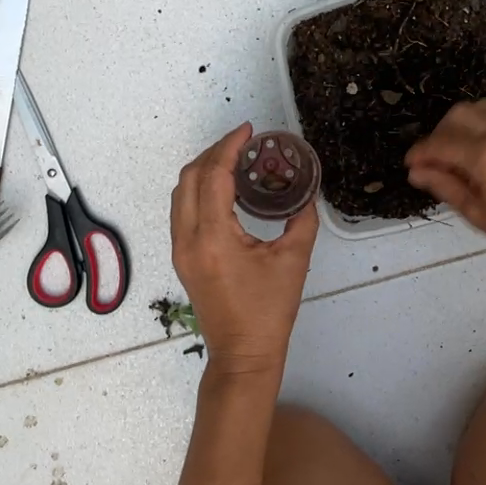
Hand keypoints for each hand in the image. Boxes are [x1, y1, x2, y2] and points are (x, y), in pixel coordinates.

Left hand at [170, 122, 319, 375]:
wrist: (242, 354)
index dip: (229, 147)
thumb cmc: (269, 311)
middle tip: (243, 142)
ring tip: (234, 159)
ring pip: (181, 192)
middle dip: (214, 152)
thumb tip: (305, 194)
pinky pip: (182, 209)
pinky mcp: (182, 257)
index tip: (248, 130)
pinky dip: (199, 188)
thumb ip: (301, 220)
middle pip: (189, 177)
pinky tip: (224, 187)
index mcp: (214, 238)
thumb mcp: (294, 261)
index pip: (213, 176)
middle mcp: (188, 239)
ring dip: (203, 169)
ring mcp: (180, 249)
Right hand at [406, 100, 485, 278]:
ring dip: (466, 123)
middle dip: (441, 133)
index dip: (421, 152)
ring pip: (485, 108)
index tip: (411, 163)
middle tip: (436, 157)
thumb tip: (417, 172)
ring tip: (462, 150)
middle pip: (459, 114)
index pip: (441, 143)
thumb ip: (445, 186)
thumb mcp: (478, 214)